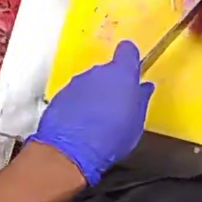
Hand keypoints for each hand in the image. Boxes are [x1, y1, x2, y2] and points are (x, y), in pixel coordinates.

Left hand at [30, 39, 155, 185]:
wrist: (70, 150)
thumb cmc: (112, 136)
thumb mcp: (136, 122)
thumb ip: (140, 99)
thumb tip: (144, 88)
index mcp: (120, 73)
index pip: (127, 50)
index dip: (129, 59)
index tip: (132, 72)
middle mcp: (96, 72)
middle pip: (106, 70)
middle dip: (111, 84)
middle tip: (116, 107)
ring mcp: (75, 83)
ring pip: (88, 83)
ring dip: (93, 96)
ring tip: (97, 121)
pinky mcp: (58, 97)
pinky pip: (73, 97)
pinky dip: (77, 106)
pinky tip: (80, 126)